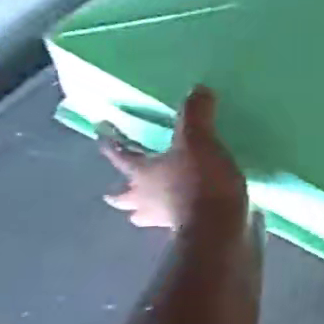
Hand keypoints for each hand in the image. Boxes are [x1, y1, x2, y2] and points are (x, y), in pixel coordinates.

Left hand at [100, 87, 246, 230]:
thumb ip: (197, 114)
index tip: (103, 127)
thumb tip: (198, 89)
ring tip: (157, 204)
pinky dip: (180, 219)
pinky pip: (178, 224)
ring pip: (145, 216)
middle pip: (123, 196)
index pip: (117, 153)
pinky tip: (192, 214)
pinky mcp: (190, 234)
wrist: (221, 228)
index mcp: (141, 173)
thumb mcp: (199, 141)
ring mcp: (165, 220)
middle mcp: (146, 198)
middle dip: (121, 192)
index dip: (110, 139)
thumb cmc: (201, 182)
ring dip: (147, 210)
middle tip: (121, 187)